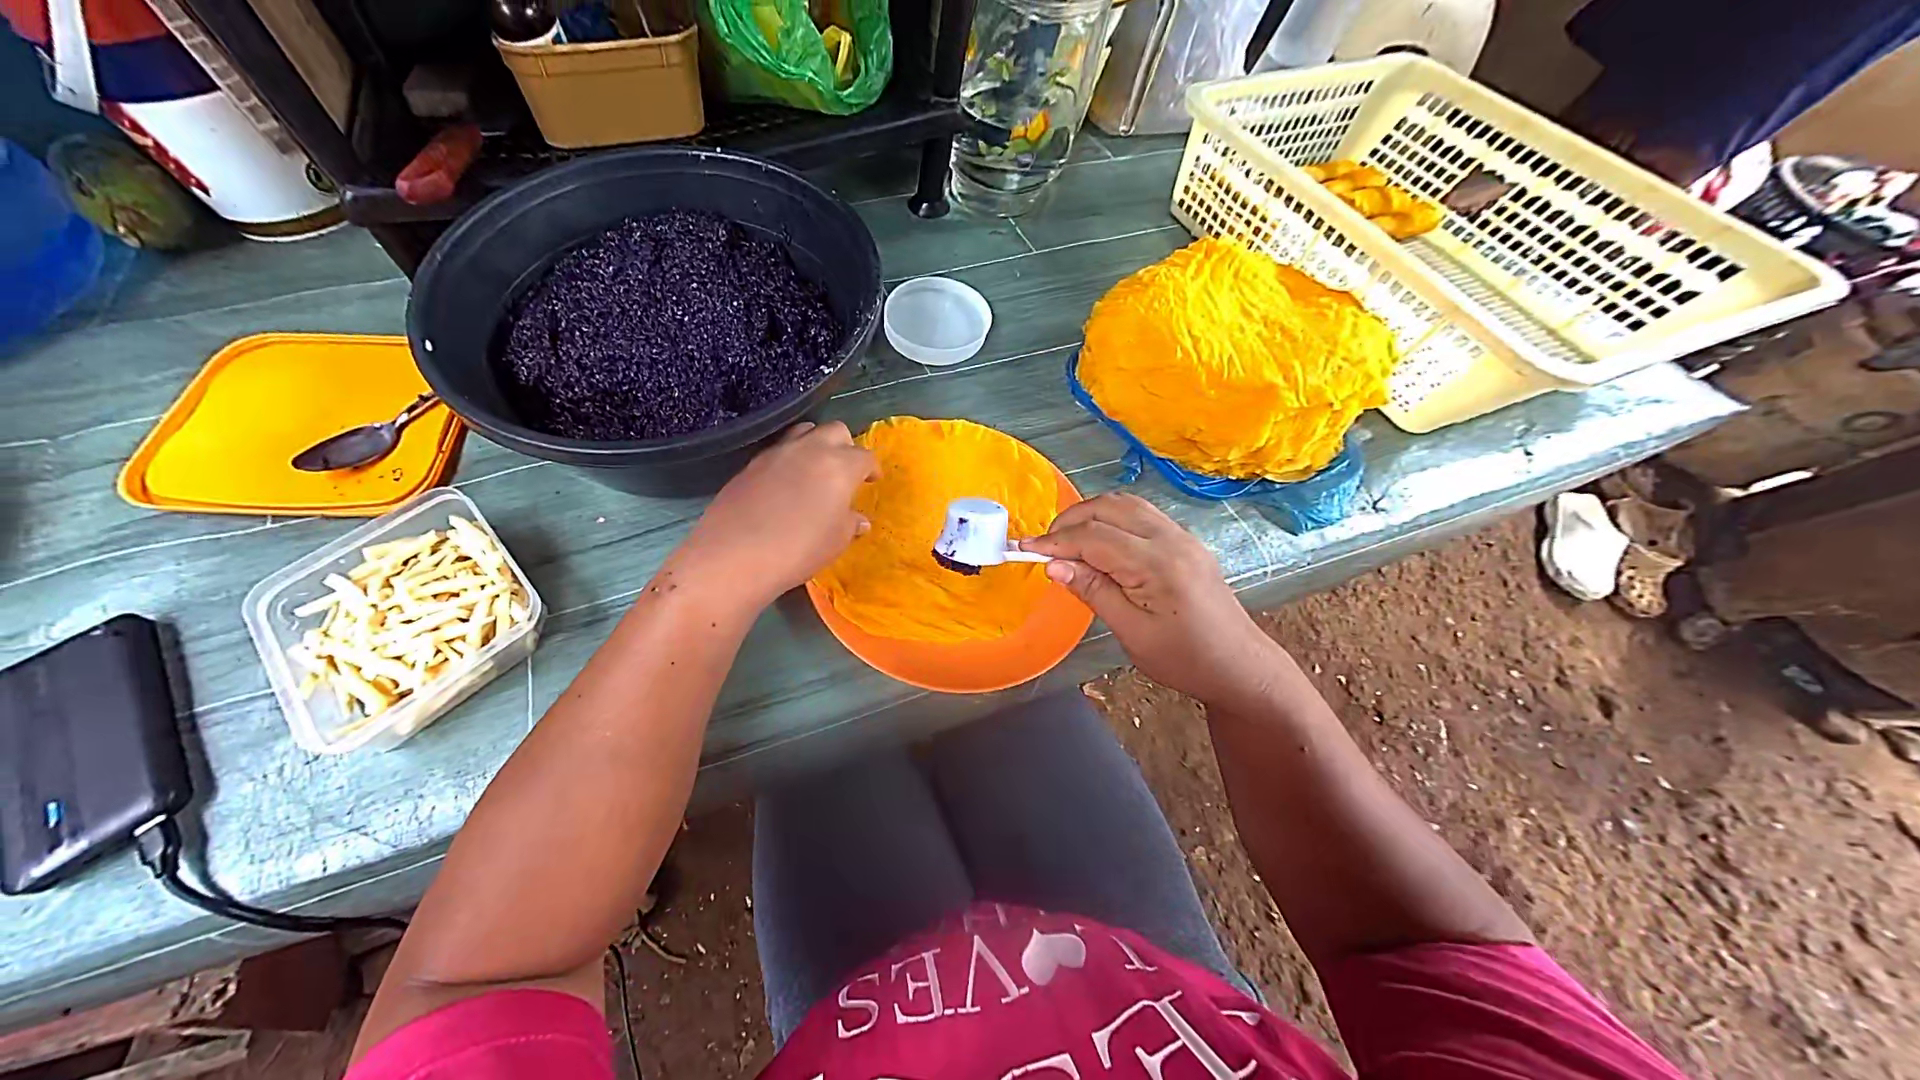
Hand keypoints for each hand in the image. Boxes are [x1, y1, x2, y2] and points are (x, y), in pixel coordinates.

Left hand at [674, 421, 877, 608]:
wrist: (735, 555)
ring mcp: (777, 453)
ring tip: (816, 469)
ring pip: (804, 432)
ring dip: (816, 444)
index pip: (865, 457)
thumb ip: (850, 523)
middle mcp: (810, 449)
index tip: (872, 480)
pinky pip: (779, 450)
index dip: (871, 468)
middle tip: (846, 470)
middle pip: (835, 431)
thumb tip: (858, 519)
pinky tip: (786, 484)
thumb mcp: (836, 541)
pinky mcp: (751, 464)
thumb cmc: (798, 549)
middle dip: (845, 447)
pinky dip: (790, 459)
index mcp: (840, 466)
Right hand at [1023, 493, 1285, 709]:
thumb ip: (1093, 591)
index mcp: (1157, 564)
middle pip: (1109, 508)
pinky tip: (1099, 542)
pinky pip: (1142, 515)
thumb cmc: (1185, 659)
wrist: (1241, 666)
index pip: (1094, 537)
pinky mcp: (1186, 542)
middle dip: (1070, 521)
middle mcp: (1171, 539)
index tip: (1025, 548)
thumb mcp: (1132, 633)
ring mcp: (1182, 537)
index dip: (1056, 541)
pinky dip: (1112, 519)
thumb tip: (1054, 566)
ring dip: (1091, 515)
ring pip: (1126, 505)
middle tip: (1045, 546)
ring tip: (1067, 542)